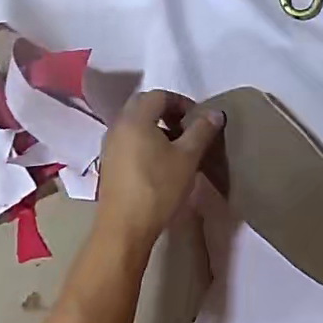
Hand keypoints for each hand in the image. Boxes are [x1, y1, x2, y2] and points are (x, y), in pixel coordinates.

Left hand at [94, 90, 224, 247]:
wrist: (124, 227)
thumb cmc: (158, 188)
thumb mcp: (187, 158)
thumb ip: (202, 131)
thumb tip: (214, 113)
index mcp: (135, 118)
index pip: (159, 95)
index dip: (182, 102)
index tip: (199, 119)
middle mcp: (118, 125)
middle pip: (144, 105)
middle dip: (168, 112)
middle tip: (188, 129)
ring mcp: (109, 145)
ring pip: (135, 124)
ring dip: (156, 127)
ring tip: (177, 147)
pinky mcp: (108, 163)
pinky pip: (128, 140)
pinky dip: (145, 141)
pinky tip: (159, 163)